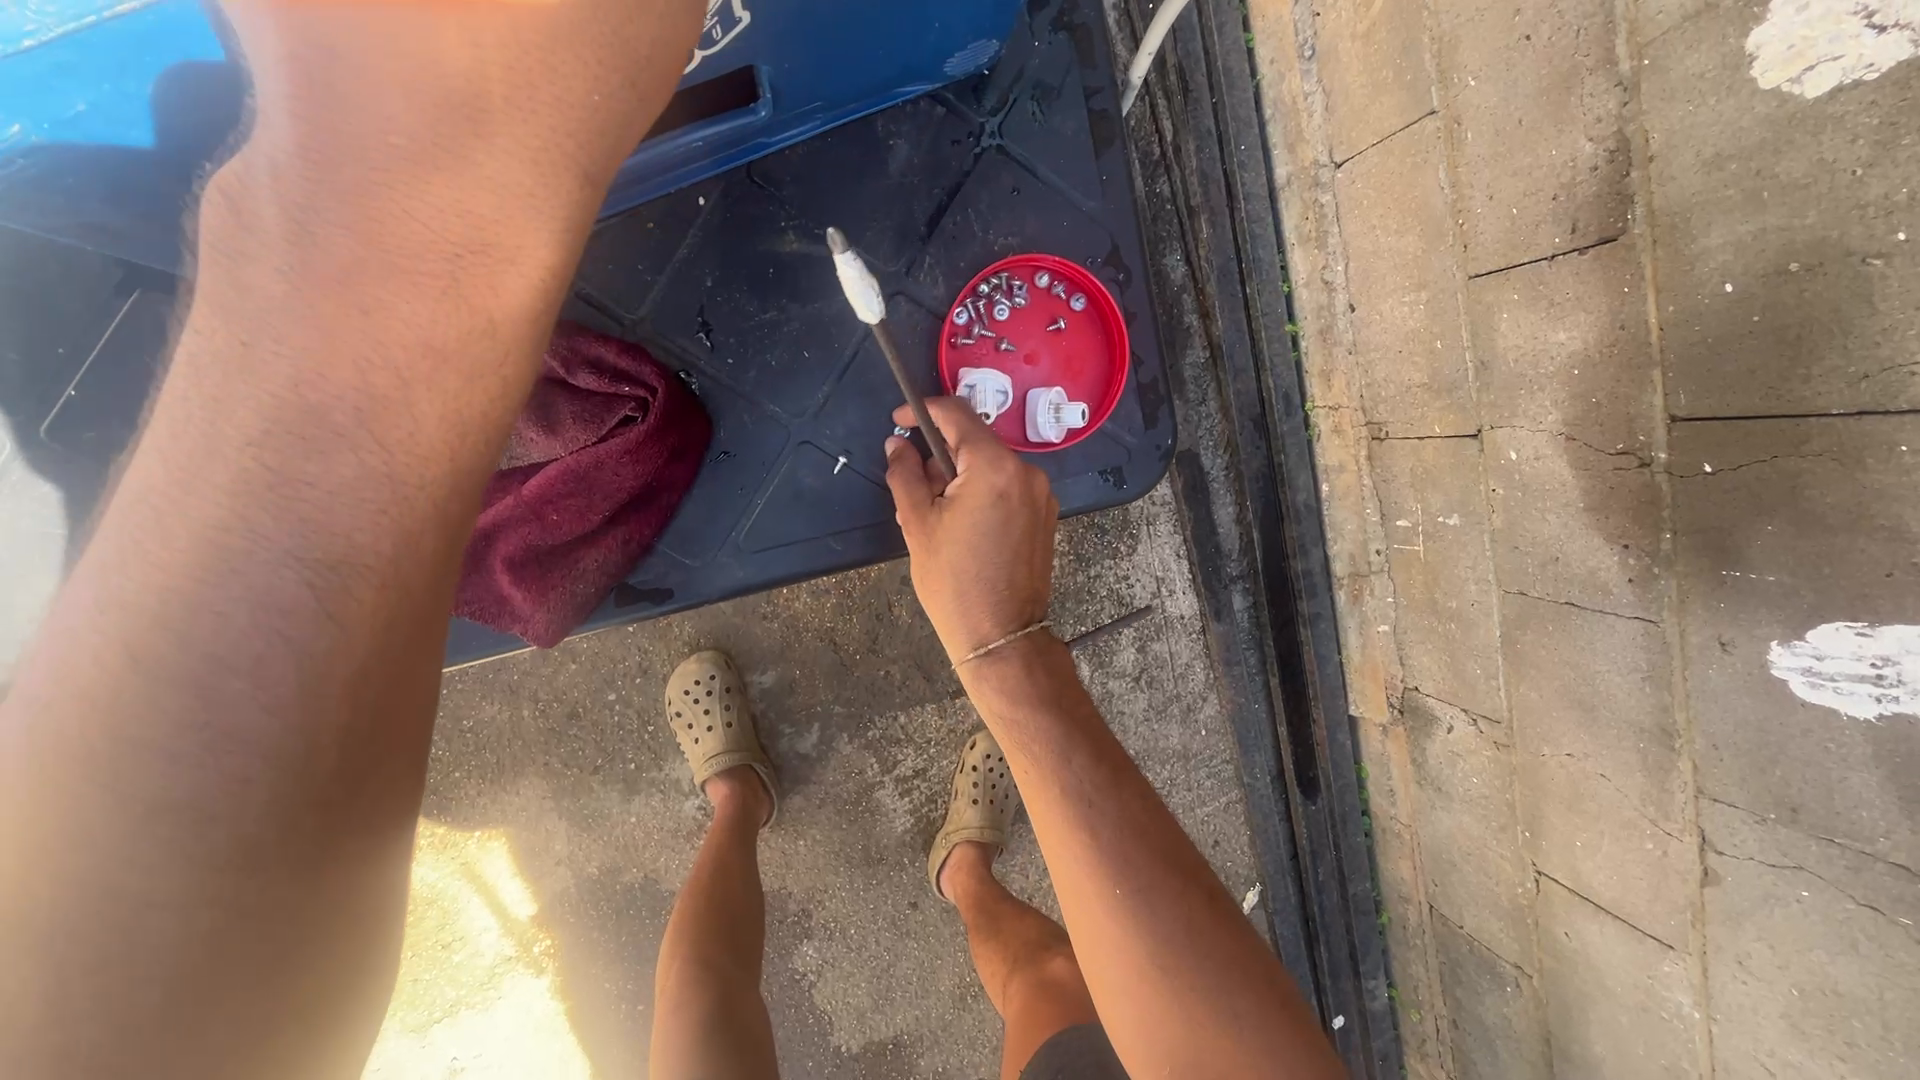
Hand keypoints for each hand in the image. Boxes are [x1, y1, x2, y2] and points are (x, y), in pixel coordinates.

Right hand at [885, 398, 1059, 662]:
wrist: (1001, 635)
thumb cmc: (954, 581)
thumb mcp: (917, 523)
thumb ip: (905, 473)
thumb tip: (897, 444)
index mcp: (995, 466)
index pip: (957, 414)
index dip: (922, 411)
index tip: (898, 422)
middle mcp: (1026, 471)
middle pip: (974, 443)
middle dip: (939, 457)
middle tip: (912, 490)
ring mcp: (1041, 494)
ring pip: (990, 467)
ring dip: (958, 478)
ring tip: (933, 518)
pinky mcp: (1045, 515)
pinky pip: (1006, 488)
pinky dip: (980, 494)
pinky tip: (961, 527)